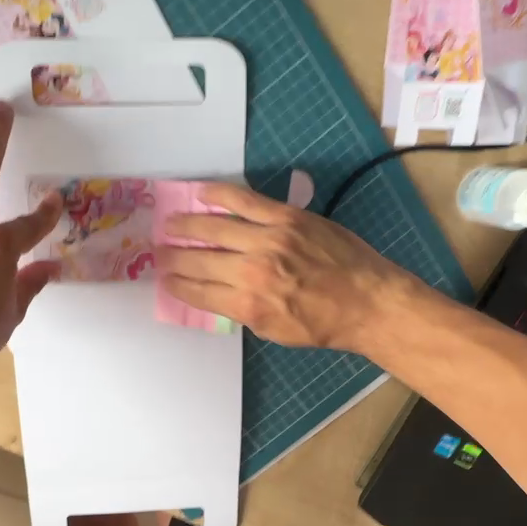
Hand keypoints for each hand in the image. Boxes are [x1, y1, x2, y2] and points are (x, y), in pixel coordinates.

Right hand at [156, 184, 425, 351]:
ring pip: (215, 228)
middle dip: (174, 257)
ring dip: (186, 226)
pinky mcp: (287, 218)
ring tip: (169, 224)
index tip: (163, 279)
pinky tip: (201, 194)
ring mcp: (270, 240)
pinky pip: (245, 201)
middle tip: (158, 253)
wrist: (368, 302)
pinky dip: (219, 195)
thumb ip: (243, 312)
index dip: (176, 285)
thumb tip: (217, 295)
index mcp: (249, 305)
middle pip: (200, 260)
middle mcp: (254, 271)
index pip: (199, 292)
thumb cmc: (324, 324)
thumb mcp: (276, 331)